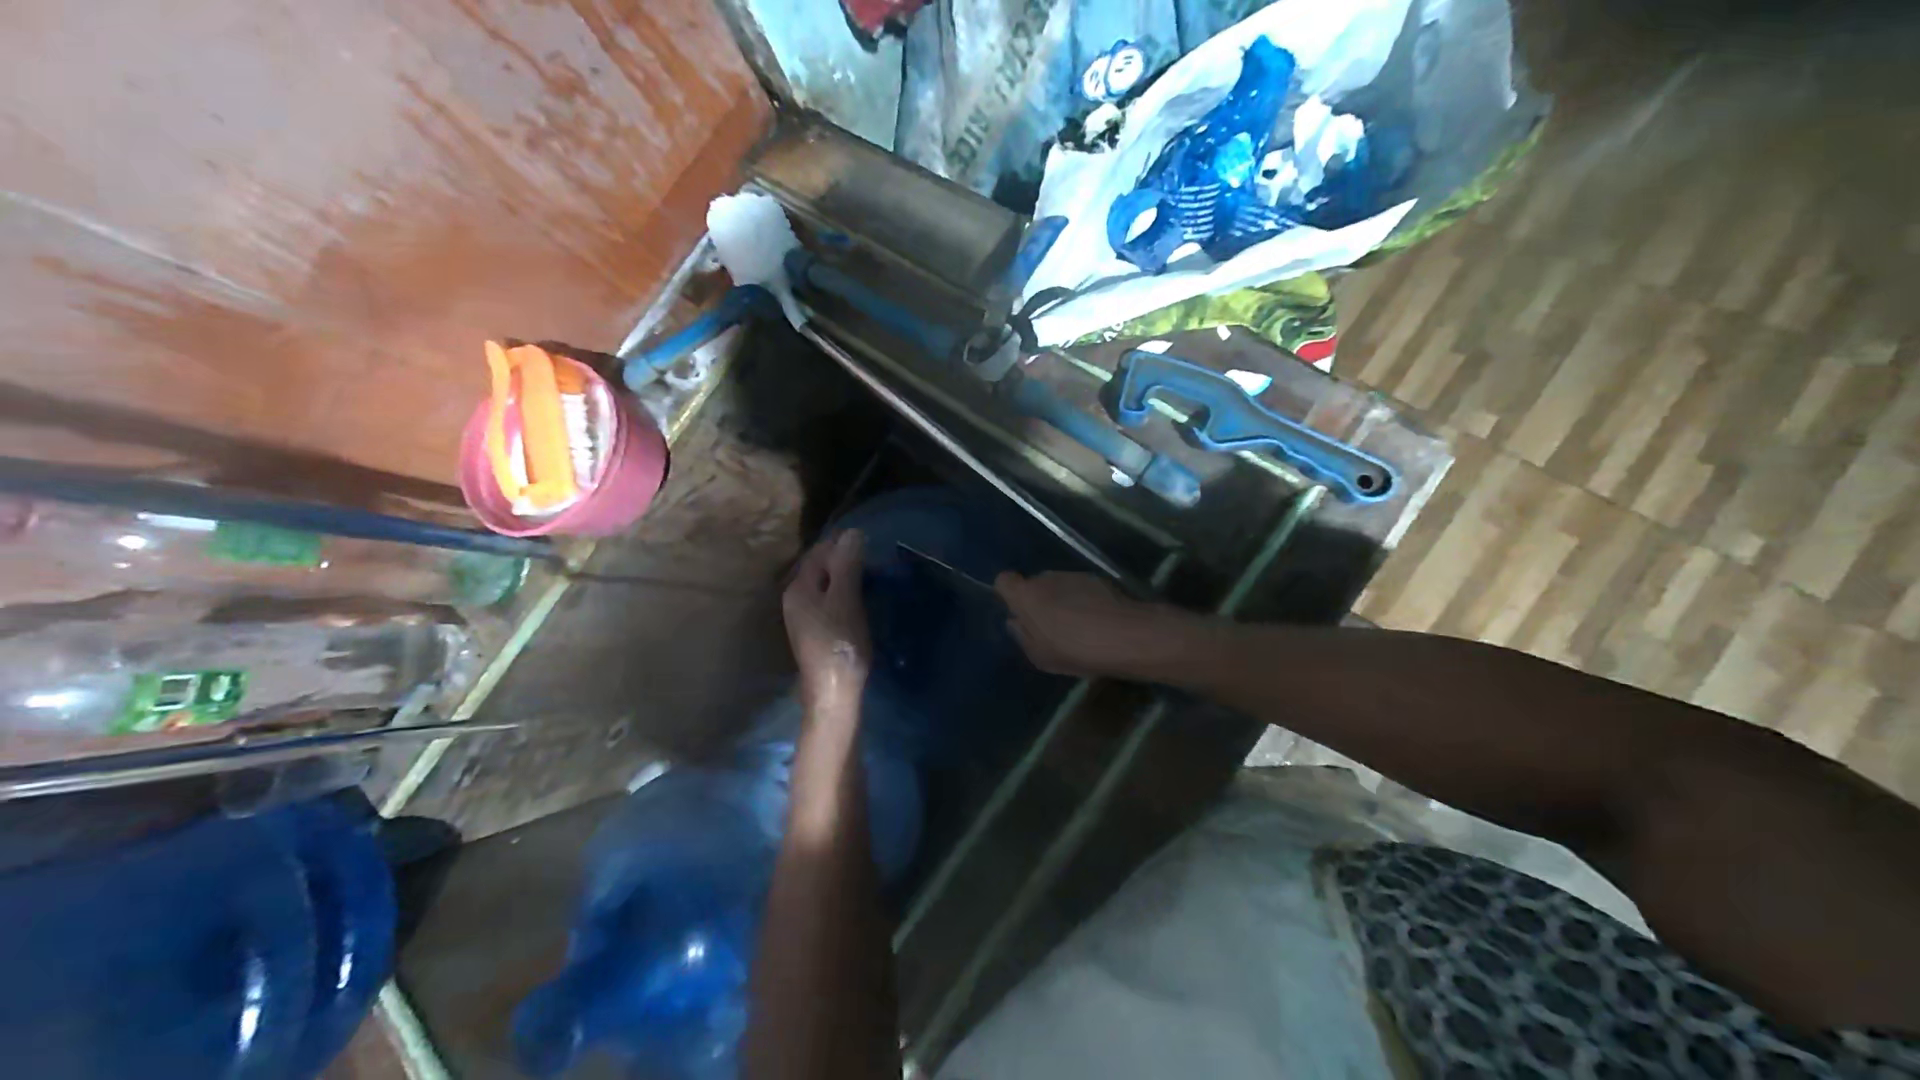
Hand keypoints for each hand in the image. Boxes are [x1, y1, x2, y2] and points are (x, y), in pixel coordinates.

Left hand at [783, 530, 871, 713]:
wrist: (833, 693)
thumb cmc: (840, 643)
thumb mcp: (846, 599)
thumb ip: (847, 565)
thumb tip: (852, 533)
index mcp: (799, 587)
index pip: (820, 551)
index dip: (843, 544)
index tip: (871, 544)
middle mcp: (796, 598)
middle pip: (821, 567)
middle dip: (845, 560)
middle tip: (875, 561)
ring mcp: (805, 617)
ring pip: (827, 585)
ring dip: (847, 577)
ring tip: (873, 578)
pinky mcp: (816, 631)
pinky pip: (830, 601)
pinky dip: (846, 594)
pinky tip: (862, 601)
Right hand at [993, 571, 1201, 679]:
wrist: (1129, 636)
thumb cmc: (1077, 649)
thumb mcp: (1041, 656)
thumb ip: (1023, 636)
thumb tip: (1016, 622)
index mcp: (1026, 595)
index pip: (1004, 580)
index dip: (1008, 594)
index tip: (1018, 614)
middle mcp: (1047, 578)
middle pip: (1033, 583)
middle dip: (1038, 601)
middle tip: (1049, 628)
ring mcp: (1074, 576)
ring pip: (1058, 586)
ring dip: (1061, 601)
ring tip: (1077, 628)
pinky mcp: (1099, 579)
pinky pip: (1080, 589)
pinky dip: (1083, 602)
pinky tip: (1097, 623)